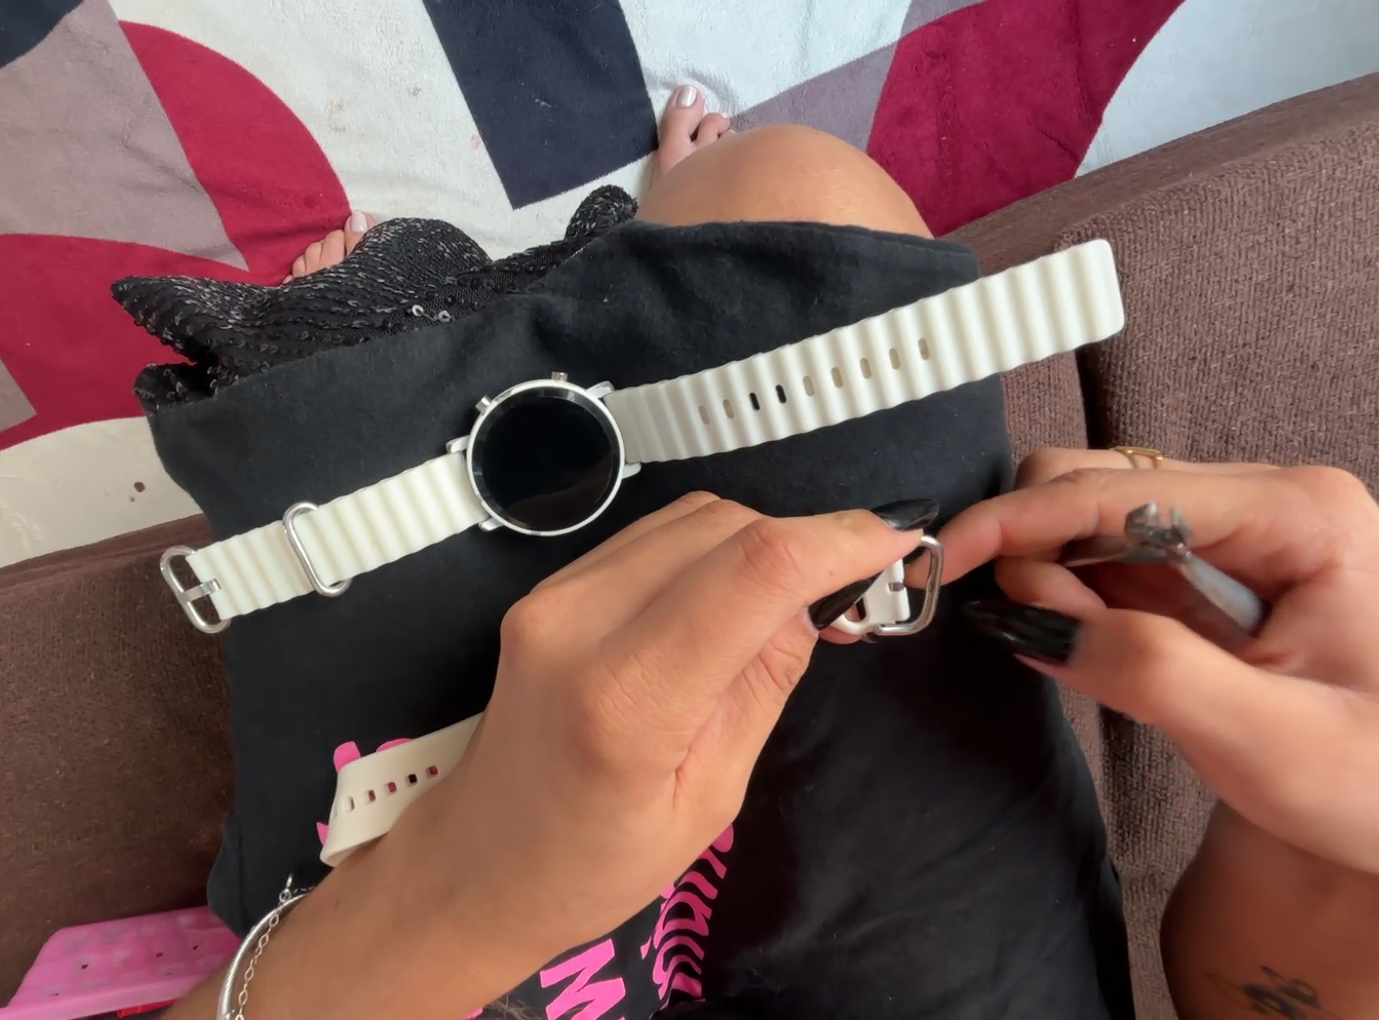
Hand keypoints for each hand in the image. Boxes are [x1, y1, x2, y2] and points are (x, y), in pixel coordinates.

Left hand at [389, 492, 927, 965]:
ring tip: (780, 602)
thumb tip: (812, 595)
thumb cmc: (598, 859)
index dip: (839, 540)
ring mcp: (552, 593)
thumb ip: (764, 678)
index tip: (895, 540)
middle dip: (801, 542)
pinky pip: (650, 536)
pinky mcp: (548, 585)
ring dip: (755, 540)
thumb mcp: (711, 793)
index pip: (752, 571)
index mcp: (626, 697)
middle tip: (841, 592)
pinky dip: (707, 548)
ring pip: (688, 518)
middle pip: (723, 527)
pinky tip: (721, 596)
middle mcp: (577, 620)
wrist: (484, 856)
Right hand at [937, 452, 1378, 957]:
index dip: (1014, 521)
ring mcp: (1205, 532)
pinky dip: (1049, 595)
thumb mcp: (1280, 749)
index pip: (1114, 489)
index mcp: (1298, 514)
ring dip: (1039, 579)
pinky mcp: (1170, 567)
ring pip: (1064, 514)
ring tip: (1084, 651)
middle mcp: (1247, 502)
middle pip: (1078, 482)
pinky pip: (1072, 554)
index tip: (938, 564)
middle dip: (1031, 552)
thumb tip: (1038, 622)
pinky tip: (1082, 641)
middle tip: (1051, 636)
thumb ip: (1155, 673)